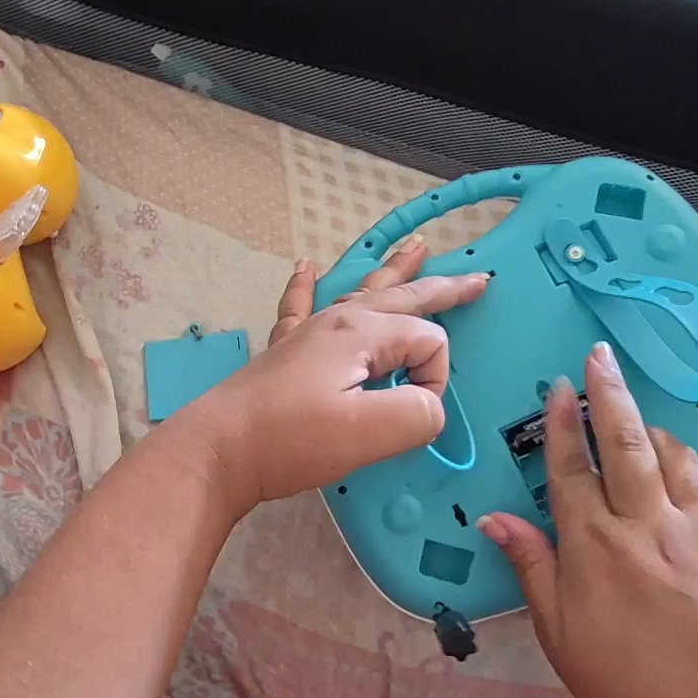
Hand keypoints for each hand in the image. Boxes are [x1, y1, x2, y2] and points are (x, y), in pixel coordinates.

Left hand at [178, 238, 489, 506]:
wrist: (219, 450)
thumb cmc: (291, 440)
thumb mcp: (370, 432)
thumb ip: (419, 414)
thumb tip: (428, 404)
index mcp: (363, 334)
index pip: (429, 344)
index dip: (434, 382)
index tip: (412, 417)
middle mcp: (338, 321)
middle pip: (403, 297)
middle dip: (442, 288)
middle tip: (478, 280)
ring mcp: (309, 332)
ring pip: (361, 291)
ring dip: (392, 271)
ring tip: (416, 247)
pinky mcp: (286, 352)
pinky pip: (301, 306)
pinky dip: (307, 286)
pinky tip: (306, 267)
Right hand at [478, 342, 697, 697]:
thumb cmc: (623, 679)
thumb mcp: (557, 630)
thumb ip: (530, 566)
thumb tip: (494, 520)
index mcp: (593, 545)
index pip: (571, 469)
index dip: (561, 425)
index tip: (559, 387)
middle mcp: (641, 524)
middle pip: (624, 443)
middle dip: (611, 395)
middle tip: (601, 355)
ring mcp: (685, 530)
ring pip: (668, 456)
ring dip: (647, 423)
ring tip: (630, 408)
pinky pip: (695, 482)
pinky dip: (677, 456)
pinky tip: (668, 458)